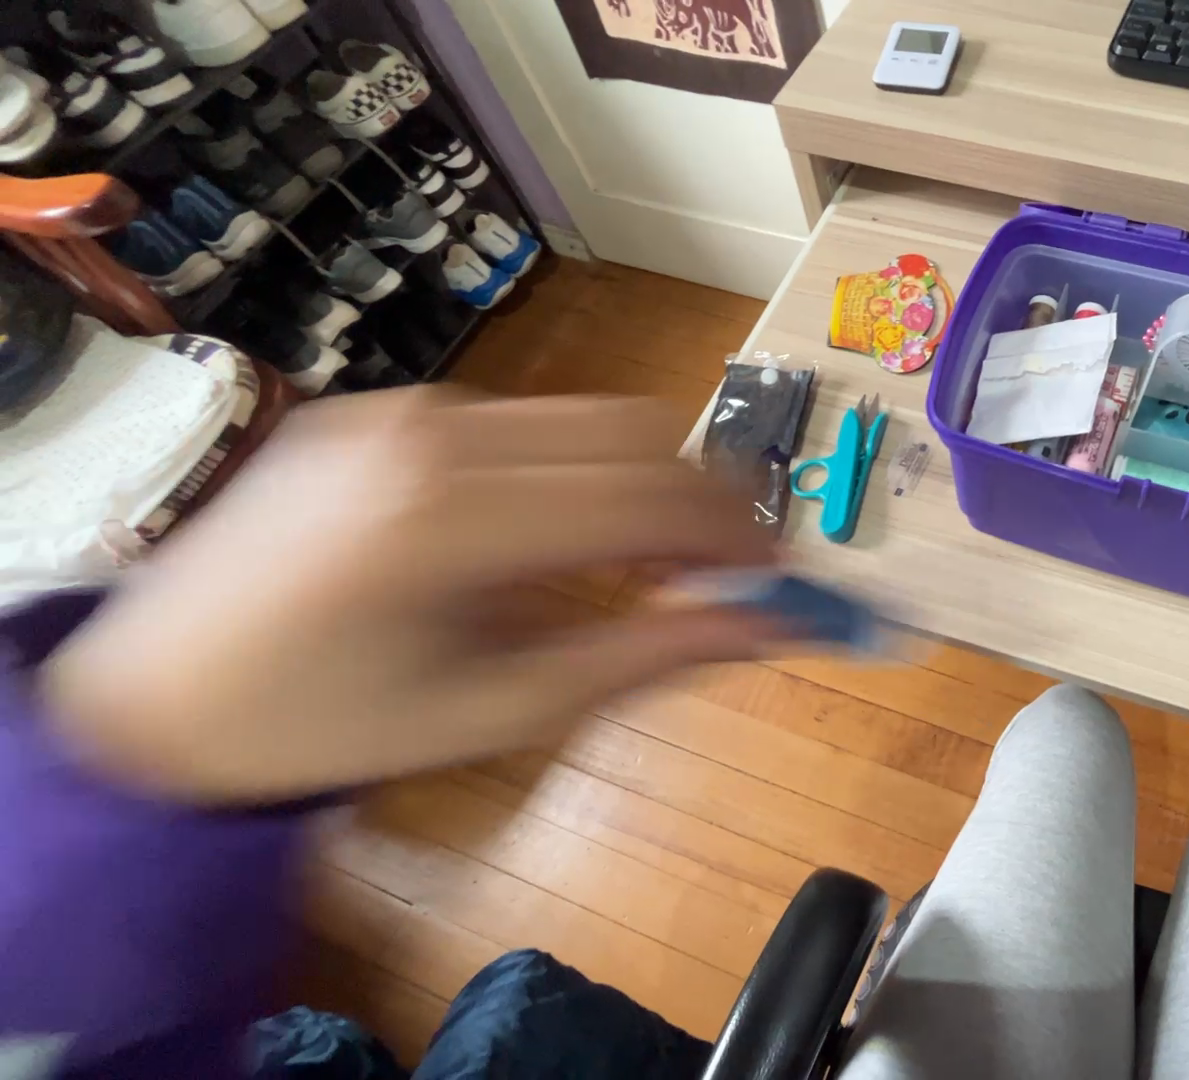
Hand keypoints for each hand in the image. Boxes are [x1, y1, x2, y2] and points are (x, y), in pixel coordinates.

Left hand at [41, 389, 782, 803]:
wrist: (150, 703)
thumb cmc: (335, 730)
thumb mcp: (507, 709)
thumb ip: (652, 655)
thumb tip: (770, 628)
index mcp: (446, 521)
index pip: (647, 494)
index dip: (737, 530)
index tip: (781, 573)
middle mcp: (430, 436)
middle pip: (636, 432)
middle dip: (710, 497)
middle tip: (734, 566)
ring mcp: (406, 412)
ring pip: (595, 420)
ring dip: (655, 481)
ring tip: (661, 556)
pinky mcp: (393, 413)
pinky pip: (537, 425)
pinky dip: (593, 470)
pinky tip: (579, 533)